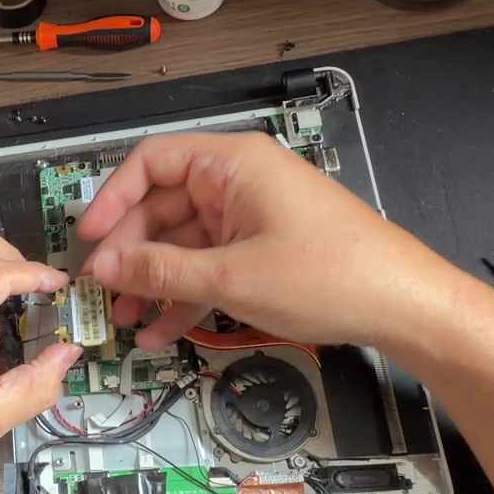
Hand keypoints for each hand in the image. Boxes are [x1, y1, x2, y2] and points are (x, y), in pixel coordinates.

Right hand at [77, 132, 470, 350]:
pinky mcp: (258, 251)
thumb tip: (105, 266)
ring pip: (181, 245)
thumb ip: (161, 269)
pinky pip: (207, 268)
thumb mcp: (231, 276)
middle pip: (160, 209)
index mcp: (231, 164)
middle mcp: (235, 184)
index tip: (89, 238)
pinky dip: (184, 296)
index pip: (151, 162)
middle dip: (130, 254)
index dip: (112, 197)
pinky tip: (161, 331)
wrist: (404, 307)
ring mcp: (247, 219)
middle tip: (104, 292)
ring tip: (125, 320)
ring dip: (151, 282)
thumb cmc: (328, 274)